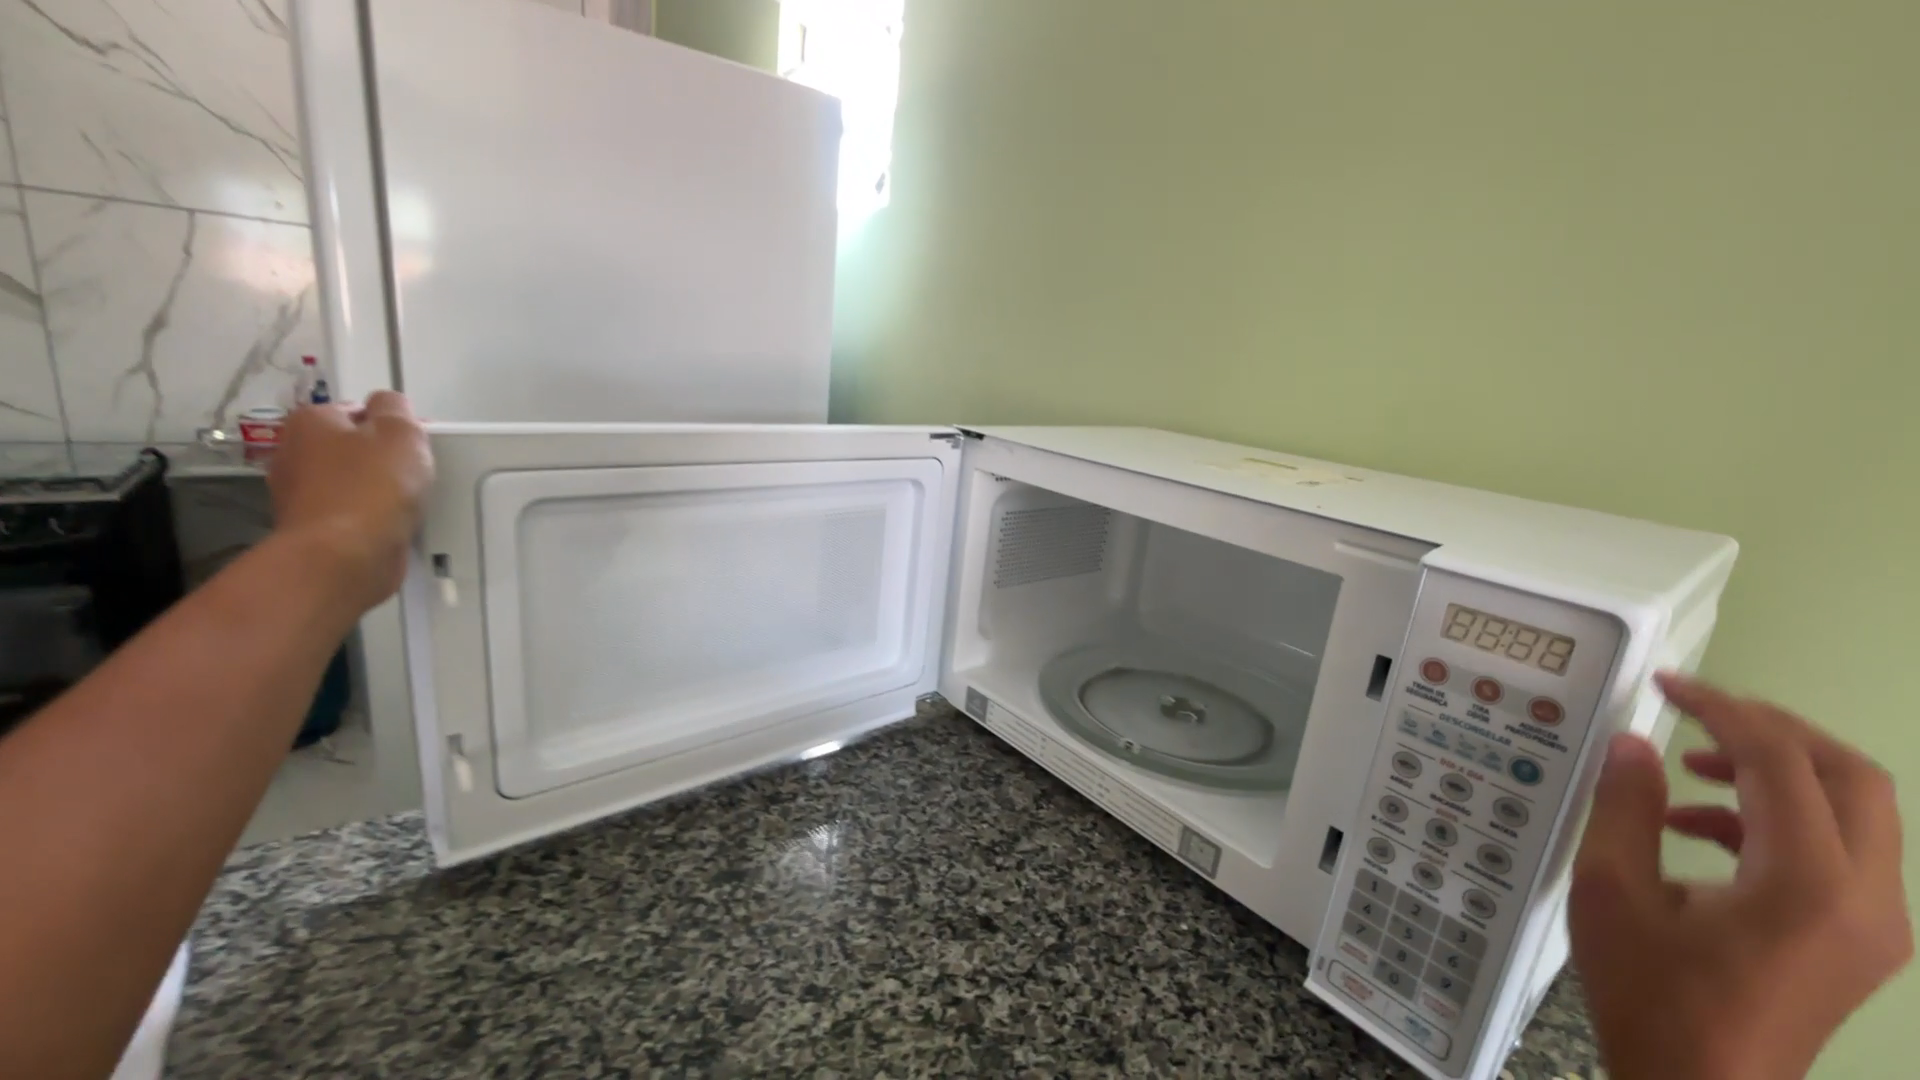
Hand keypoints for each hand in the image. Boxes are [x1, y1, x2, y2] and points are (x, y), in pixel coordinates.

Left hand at [266, 392, 433, 613]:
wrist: (344, 556)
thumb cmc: (374, 486)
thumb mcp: (401, 431)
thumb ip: (397, 408)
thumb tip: (388, 405)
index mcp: (309, 421)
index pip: (358, 410)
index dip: (392, 424)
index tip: (418, 444)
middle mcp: (292, 453)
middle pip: (350, 447)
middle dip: (381, 457)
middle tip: (415, 473)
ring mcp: (296, 494)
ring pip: (349, 481)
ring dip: (374, 489)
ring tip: (406, 503)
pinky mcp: (309, 529)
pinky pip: (347, 513)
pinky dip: (368, 517)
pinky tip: (389, 525)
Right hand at [1569, 673, 1910, 1079]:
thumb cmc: (1651, 992)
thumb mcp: (1611, 891)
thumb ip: (1625, 808)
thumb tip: (1632, 743)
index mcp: (1807, 882)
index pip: (1783, 763)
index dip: (1724, 711)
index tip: (1670, 686)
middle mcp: (1868, 898)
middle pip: (1851, 778)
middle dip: (1772, 730)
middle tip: (1697, 713)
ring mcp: (1876, 923)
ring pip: (1854, 813)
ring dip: (1776, 774)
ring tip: (1690, 770)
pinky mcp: (1860, 939)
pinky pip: (1839, 852)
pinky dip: (1776, 819)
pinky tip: (1700, 832)